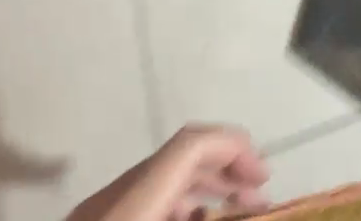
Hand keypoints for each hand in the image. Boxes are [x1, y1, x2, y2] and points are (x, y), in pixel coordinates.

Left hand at [69, 125, 270, 220]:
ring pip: (160, 180)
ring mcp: (98, 211)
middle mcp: (109, 199)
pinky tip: (201, 218)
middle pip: (175, 158)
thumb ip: (208, 217)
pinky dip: (179, 204)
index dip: (231, 145)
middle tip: (261, 189)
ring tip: (240, 206)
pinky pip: (145, 200)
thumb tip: (254, 205)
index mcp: (131, 205)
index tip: (263, 172)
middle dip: (225, 166)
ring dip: (204, 186)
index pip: (187, 146)